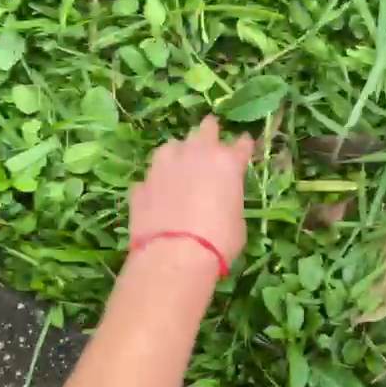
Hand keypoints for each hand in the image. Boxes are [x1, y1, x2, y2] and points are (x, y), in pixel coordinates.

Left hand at [128, 115, 254, 270]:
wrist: (175, 256)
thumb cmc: (218, 241)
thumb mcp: (237, 221)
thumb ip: (229, 201)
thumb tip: (221, 203)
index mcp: (226, 162)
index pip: (241, 145)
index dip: (243, 146)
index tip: (243, 148)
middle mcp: (195, 154)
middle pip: (205, 129)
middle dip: (209, 133)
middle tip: (210, 142)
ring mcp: (163, 165)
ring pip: (173, 147)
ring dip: (179, 155)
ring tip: (180, 171)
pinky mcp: (142, 183)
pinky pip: (152, 177)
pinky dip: (158, 184)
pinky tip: (160, 198)